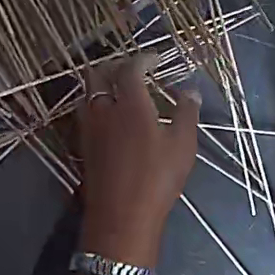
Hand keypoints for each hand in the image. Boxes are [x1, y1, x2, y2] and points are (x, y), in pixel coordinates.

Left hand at [77, 54, 200, 266]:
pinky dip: (97, 106)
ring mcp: (89, 129)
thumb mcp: (182, 144)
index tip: (156, 59)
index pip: (130, 68)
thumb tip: (190, 92)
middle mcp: (103, 109)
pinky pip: (86, 114)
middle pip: (98, 74)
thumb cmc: (156, 177)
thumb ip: (186, 113)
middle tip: (132, 71)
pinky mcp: (83, 147)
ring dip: (101, 85)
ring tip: (119, 91)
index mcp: (129, 103)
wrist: (121, 216)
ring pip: (87, 94)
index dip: (143, 59)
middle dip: (114, 66)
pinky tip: (111, 119)